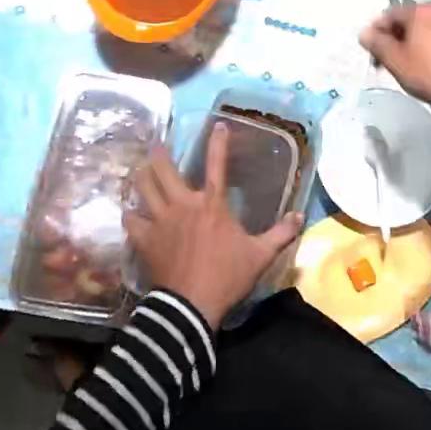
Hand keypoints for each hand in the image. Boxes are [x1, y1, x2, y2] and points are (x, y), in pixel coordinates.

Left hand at [124, 123, 303, 328]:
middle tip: (156, 146)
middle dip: (158, 154)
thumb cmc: (227, 276)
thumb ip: (281, 233)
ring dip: (140, 177)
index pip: (217, 164)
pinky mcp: (144, 237)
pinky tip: (130, 212)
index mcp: (212, 205)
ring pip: (142, 187)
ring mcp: (160, 220)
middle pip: (163, 169)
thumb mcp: (260, 255)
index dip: (218, 142)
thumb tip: (300, 216)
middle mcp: (183, 204)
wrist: (192, 304)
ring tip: (139, 172)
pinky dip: (130, 213)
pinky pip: (130, 218)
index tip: (218, 125)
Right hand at [359, 1, 430, 101]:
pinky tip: (424, 62)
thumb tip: (364, 33)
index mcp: (421, 10)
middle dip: (394, 36)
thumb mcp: (394, 59)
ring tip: (404, 61)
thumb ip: (376, 43)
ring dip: (410, 40)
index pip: (389, 14)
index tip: (370, 49)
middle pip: (408, 20)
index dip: (376, 31)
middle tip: (386, 57)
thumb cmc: (425, 71)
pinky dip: (428, 44)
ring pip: (424, 27)